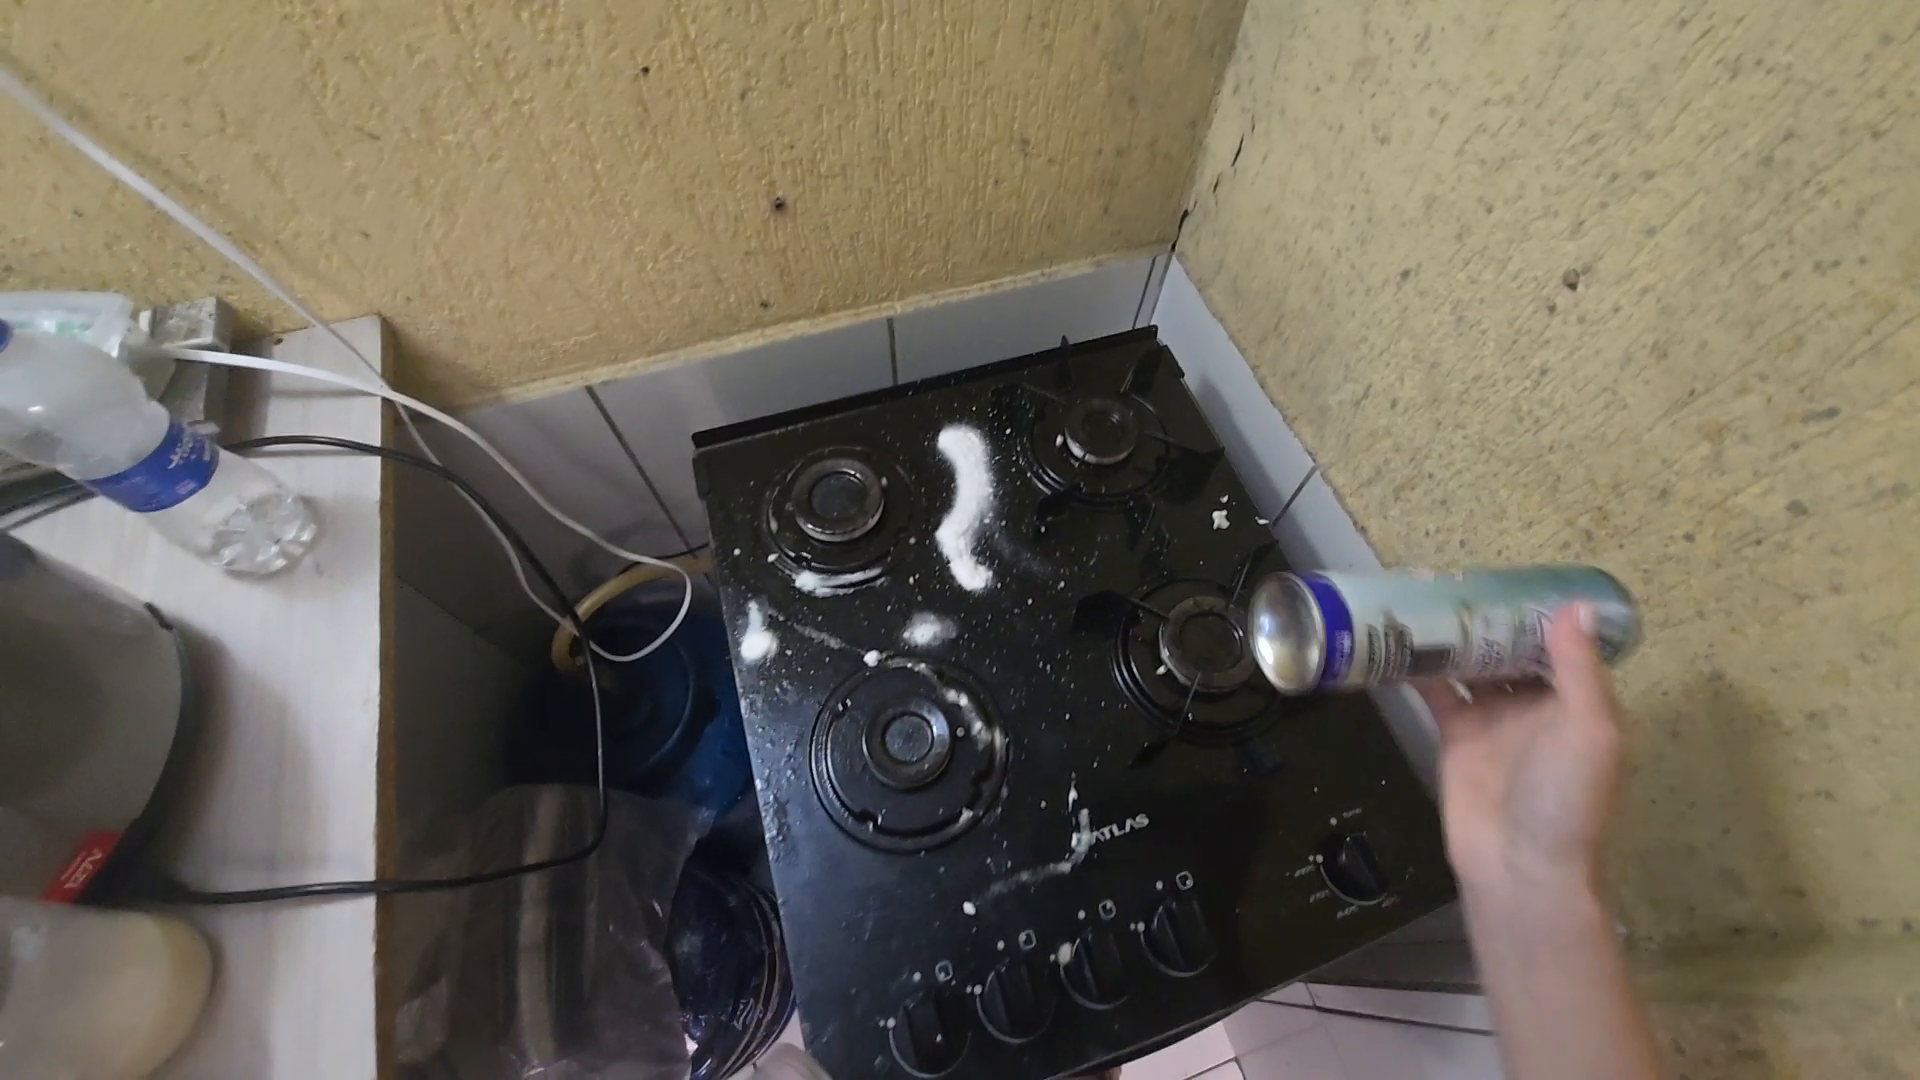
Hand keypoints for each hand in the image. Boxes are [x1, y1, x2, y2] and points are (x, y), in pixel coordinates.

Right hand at [1419, 603, 1626, 898]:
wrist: (1517, 864)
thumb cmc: (1565, 798)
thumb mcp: (1588, 732)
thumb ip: (1577, 671)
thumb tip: (1569, 605)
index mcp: (1577, 702)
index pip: (1558, 644)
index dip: (1536, 611)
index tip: (1506, 577)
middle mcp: (1535, 703)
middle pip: (1508, 649)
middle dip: (1483, 618)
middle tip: (1448, 581)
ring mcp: (1492, 717)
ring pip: (1469, 664)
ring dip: (1448, 637)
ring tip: (1417, 600)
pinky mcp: (1454, 731)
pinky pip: (1434, 690)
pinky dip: (1415, 668)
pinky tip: (1393, 642)